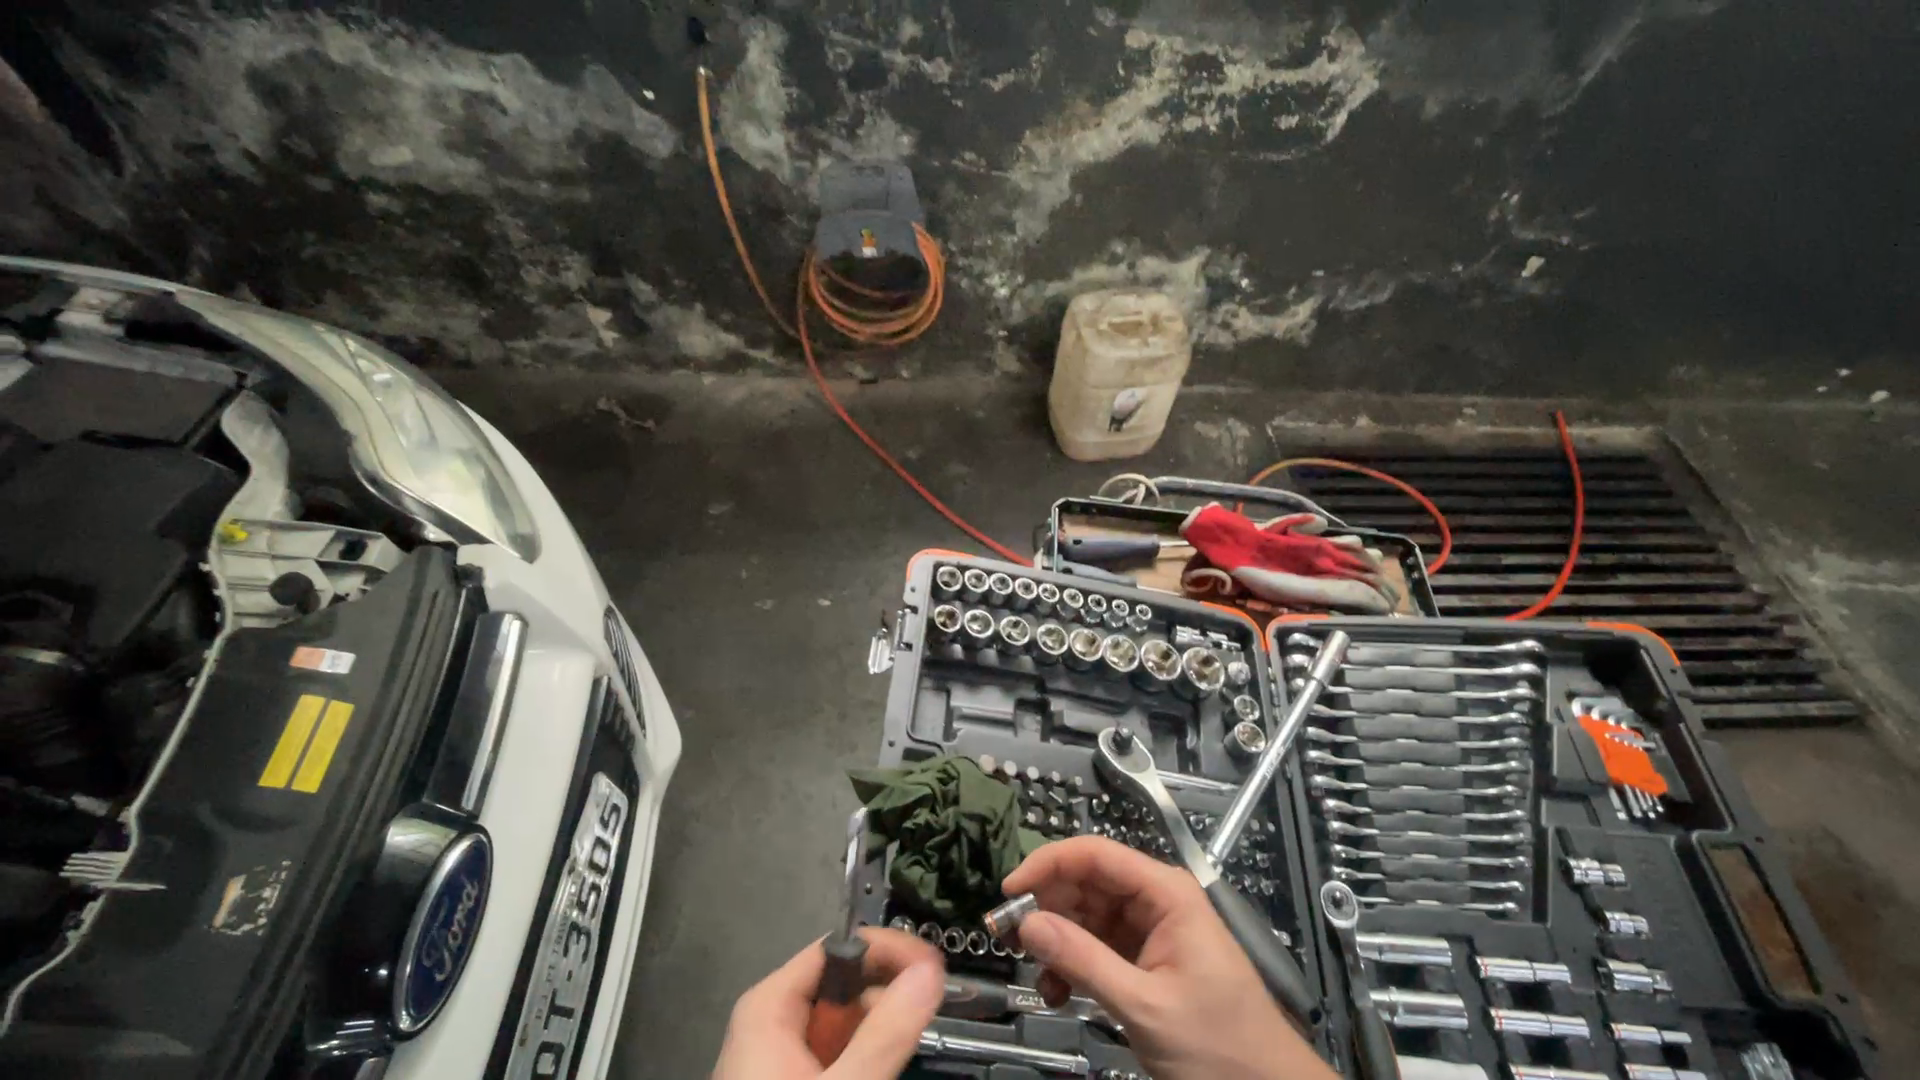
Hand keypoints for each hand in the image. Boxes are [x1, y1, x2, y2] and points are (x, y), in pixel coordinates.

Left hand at [712, 928, 945, 1078]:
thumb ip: (886, 1034)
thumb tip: (930, 972)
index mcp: (770, 1005)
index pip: (836, 948)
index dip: (887, 951)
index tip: (936, 969)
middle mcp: (773, 1021)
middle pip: (842, 986)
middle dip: (890, 995)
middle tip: (936, 1012)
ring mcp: (780, 1058)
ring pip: (844, 1025)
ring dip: (882, 1032)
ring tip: (917, 1045)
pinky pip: (836, 1058)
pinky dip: (866, 1061)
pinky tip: (886, 1072)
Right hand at [1003, 837, 1337, 1079]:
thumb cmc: (1218, 1045)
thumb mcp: (1145, 1005)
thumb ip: (1083, 960)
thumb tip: (1026, 923)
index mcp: (1165, 893)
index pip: (1096, 854)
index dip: (1048, 863)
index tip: (1008, 891)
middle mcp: (1155, 901)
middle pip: (1086, 883)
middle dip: (1047, 908)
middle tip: (1011, 940)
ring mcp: (1149, 931)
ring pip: (1085, 916)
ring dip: (1056, 942)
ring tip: (1038, 976)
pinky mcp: (1143, 961)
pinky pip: (1095, 947)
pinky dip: (1071, 966)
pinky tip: (1058, 993)